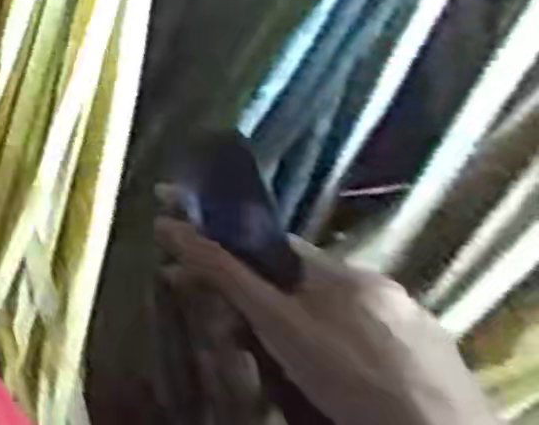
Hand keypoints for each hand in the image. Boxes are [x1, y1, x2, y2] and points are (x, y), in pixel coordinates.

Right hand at [156, 217, 495, 424]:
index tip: (186, 255)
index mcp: (347, 270)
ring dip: (286, 317)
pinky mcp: (435, 363)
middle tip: (216, 313)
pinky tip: (315, 365)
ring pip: (327, 307)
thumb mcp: (273, 322)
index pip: (270, 242)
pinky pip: (360, 334)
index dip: (224, 247)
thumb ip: (219, 268)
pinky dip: (326, 340)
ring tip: (260, 344)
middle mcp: (385, 287)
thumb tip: (164, 222)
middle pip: (296, 277)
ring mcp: (417, 327)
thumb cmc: (349, 377)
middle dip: (249, 290)